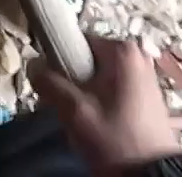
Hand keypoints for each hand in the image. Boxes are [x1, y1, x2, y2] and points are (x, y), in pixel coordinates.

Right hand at [32, 37, 181, 174]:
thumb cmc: (116, 139)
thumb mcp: (76, 113)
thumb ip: (50, 84)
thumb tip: (32, 63)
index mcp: (122, 50)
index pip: (77, 42)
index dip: (60, 62)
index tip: (55, 87)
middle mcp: (137, 56)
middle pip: (88, 61)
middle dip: (75, 83)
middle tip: (70, 110)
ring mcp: (146, 76)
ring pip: (100, 78)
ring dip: (88, 96)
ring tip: (85, 122)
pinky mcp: (149, 96)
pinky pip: (114, 90)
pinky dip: (103, 104)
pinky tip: (101, 127)